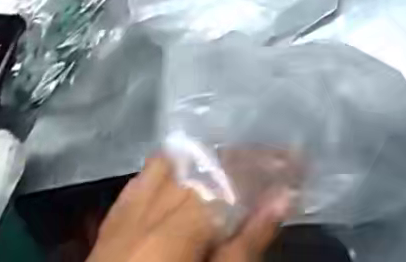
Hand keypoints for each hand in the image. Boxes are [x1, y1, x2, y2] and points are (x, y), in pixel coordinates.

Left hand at [87, 157, 287, 261]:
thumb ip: (247, 244)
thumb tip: (284, 195)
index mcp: (178, 226)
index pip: (235, 176)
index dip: (271, 166)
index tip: (300, 164)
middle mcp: (148, 210)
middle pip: (206, 167)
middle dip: (245, 160)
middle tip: (278, 166)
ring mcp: (122, 220)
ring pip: (172, 166)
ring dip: (208, 161)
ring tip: (238, 167)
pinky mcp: (104, 235)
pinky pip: (138, 186)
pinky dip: (166, 173)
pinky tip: (182, 172)